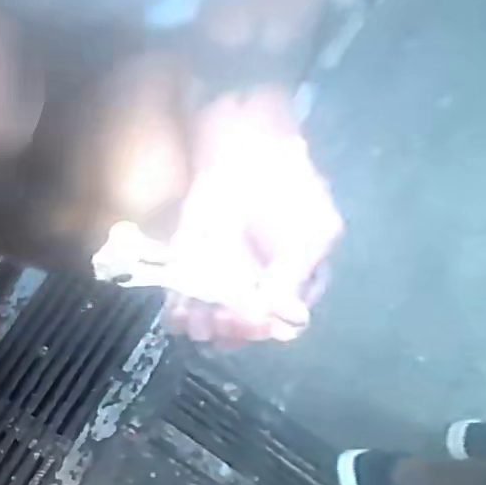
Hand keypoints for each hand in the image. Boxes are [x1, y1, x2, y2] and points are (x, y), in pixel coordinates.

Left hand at [163, 88, 339, 345]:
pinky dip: (178, 314)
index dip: (262, 330)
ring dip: (203, 328)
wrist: (242, 152)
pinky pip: (182, 306)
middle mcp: (256, 291)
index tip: (247, 320)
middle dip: (230, 332)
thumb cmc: (284, 190)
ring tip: (199, 319)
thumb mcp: (307, 236)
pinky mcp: (189, 274)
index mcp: (296, 284)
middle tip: (221, 320)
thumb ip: (291, 280)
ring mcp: (221, 285)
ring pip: (209, 325)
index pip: (279, 326)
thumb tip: (288, 321)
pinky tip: (179, 314)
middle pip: (242, 332)